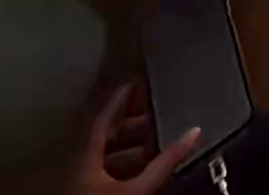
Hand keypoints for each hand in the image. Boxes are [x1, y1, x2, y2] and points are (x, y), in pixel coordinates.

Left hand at [68, 85, 199, 194]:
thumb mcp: (138, 189)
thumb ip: (165, 160)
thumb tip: (193, 132)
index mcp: (84, 157)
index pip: (102, 117)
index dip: (119, 99)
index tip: (134, 84)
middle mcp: (75, 166)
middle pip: (102, 135)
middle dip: (129, 124)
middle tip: (153, 116)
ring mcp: (75, 183)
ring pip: (100, 155)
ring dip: (126, 147)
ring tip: (151, 144)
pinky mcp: (80, 193)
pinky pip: (98, 171)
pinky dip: (118, 165)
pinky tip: (137, 170)